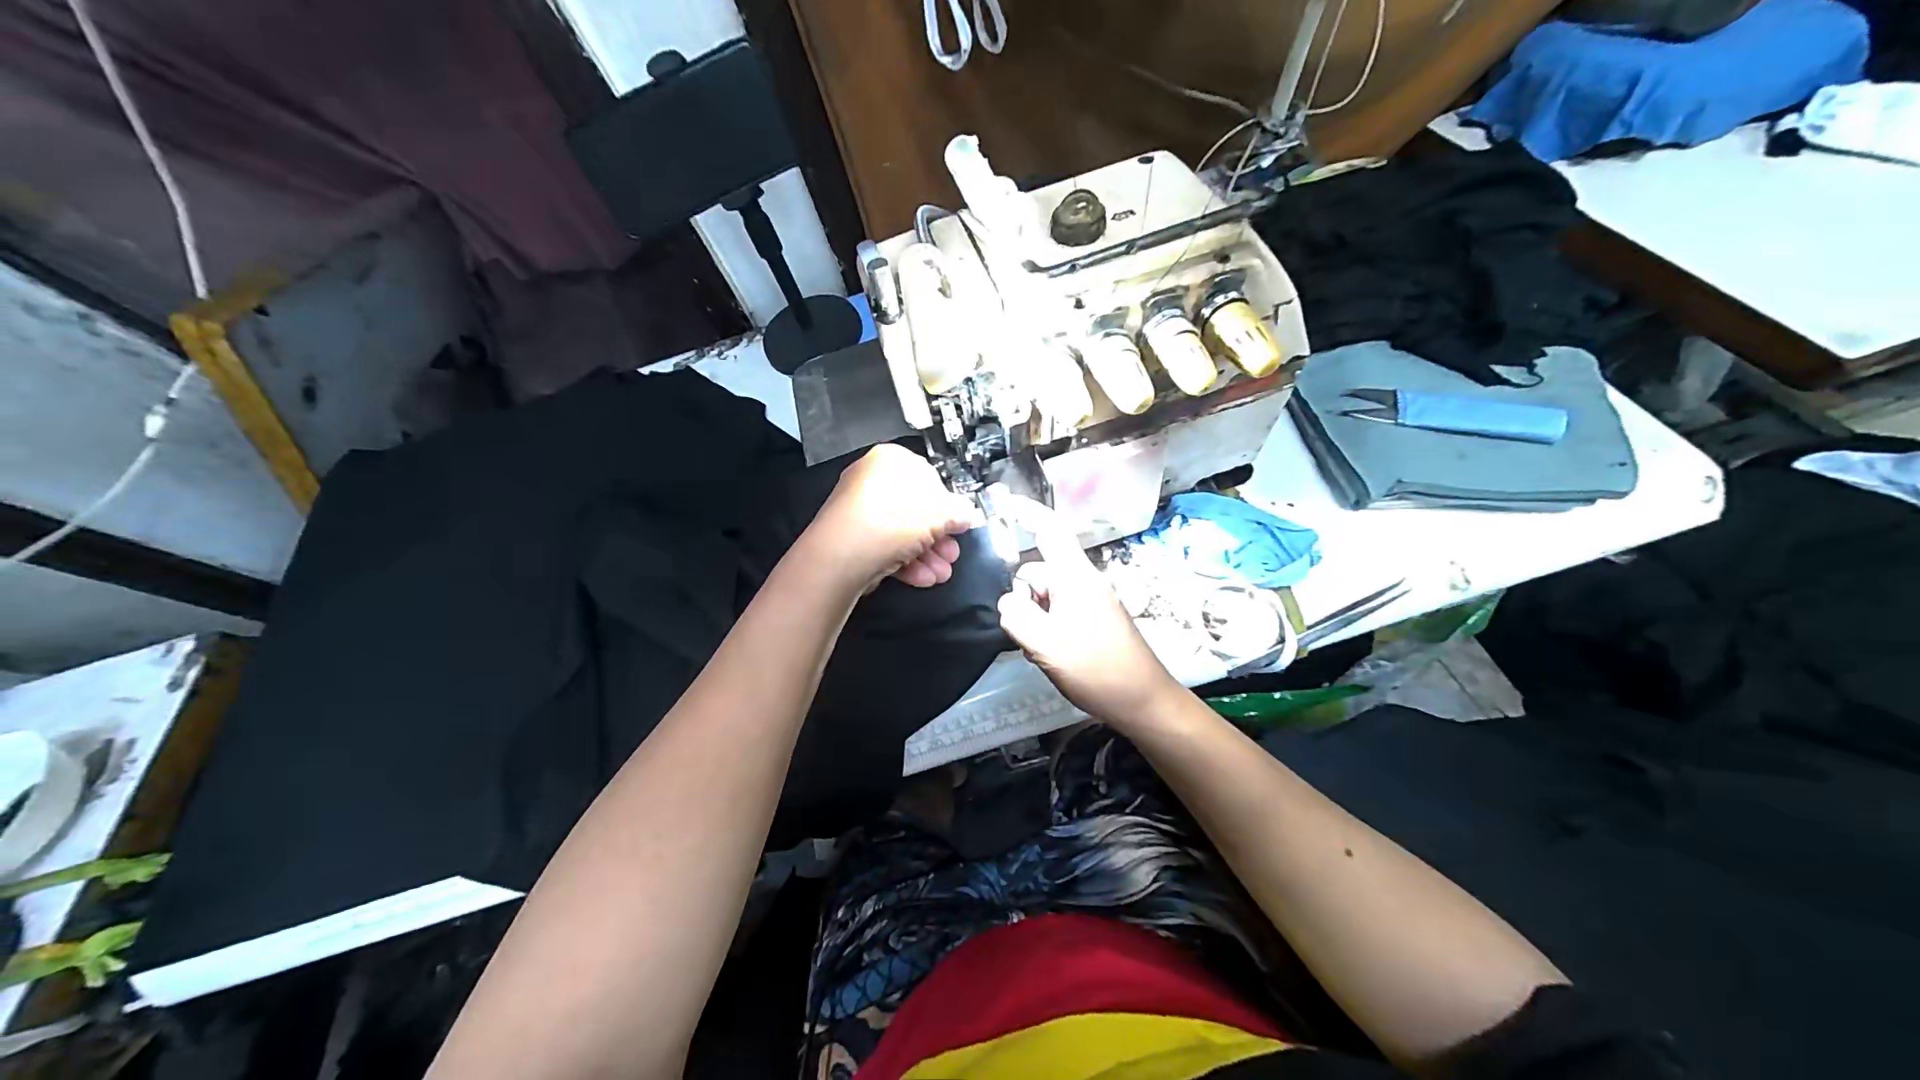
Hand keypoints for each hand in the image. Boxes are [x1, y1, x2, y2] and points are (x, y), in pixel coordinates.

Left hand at [799, 444, 981, 595]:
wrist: (841, 556)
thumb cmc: (888, 521)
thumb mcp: (940, 514)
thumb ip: (958, 513)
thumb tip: (965, 515)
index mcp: (890, 460)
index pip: (928, 478)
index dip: (947, 504)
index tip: (958, 524)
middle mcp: (870, 481)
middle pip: (915, 510)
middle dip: (938, 537)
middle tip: (951, 552)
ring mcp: (859, 512)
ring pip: (902, 533)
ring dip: (926, 555)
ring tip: (941, 572)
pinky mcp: (852, 540)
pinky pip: (885, 548)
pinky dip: (906, 563)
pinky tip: (922, 577)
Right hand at [995, 497, 1185, 728]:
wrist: (1144, 701)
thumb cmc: (1096, 669)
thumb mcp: (1044, 643)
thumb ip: (1015, 615)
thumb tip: (1008, 603)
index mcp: (1075, 577)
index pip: (1049, 530)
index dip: (1027, 513)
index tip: (1005, 505)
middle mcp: (1085, 582)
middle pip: (1039, 571)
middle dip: (1023, 596)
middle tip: (1026, 633)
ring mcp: (1092, 602)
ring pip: (1047, 596)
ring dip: (1034, 617)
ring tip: (1040, 650)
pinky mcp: (1096, 621)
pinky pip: (1060, 613)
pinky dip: (1047, 628)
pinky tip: (1051, 656)